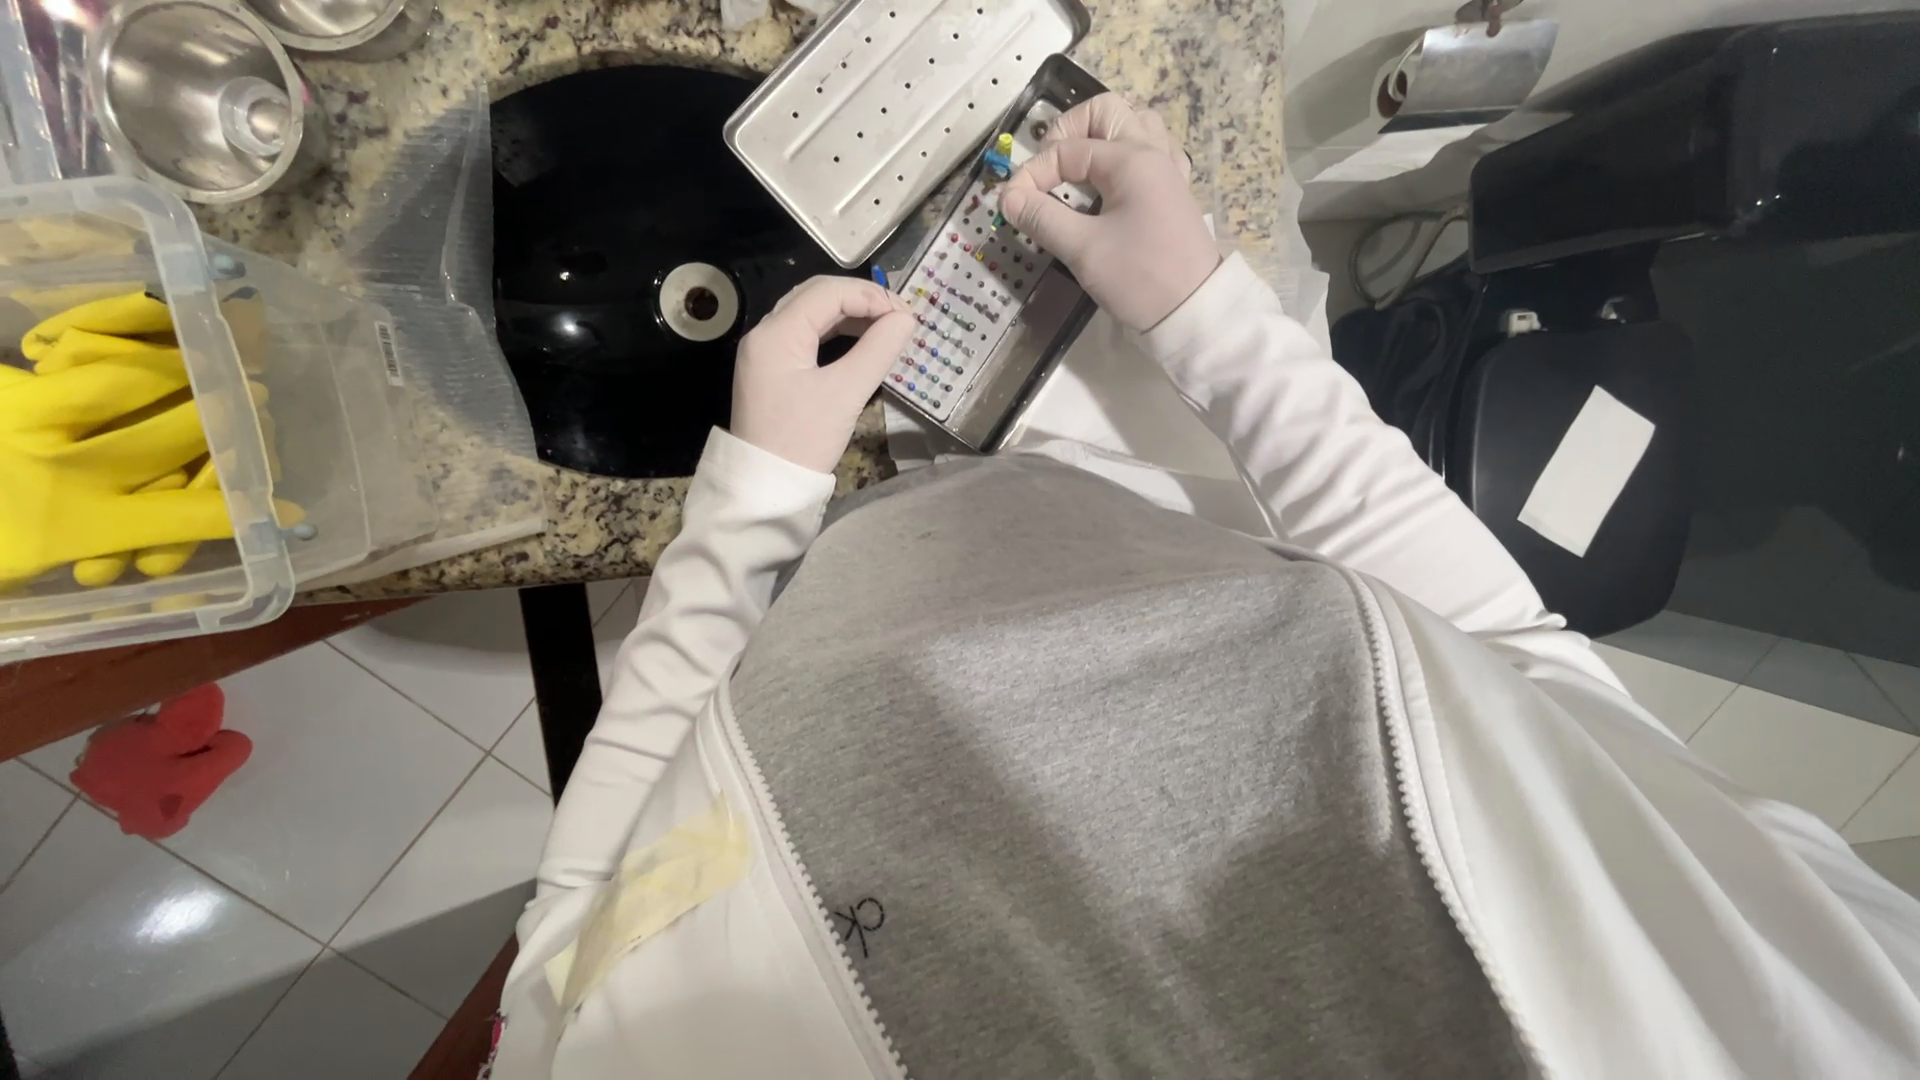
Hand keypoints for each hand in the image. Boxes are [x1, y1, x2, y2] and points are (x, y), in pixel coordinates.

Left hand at [731, 276, 915, 473]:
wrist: (765, 486)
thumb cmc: (804, 440)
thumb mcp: (845, 394)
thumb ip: (878, 351)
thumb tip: (906, 320)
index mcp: (776, 333)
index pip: (828, 293)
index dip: (871, 296)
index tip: (907, 316)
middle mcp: (765, 333)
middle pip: (817, 296)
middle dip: (861, 300)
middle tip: (899, 317)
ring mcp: (766, 352)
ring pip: (811, 315)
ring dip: (850, 315)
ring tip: (886, 328)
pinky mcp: (772, 370)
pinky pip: (806, 337)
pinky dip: (836, 334)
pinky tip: (861, 343)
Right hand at [998, 94, 1220, 330]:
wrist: (1193, 310)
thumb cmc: (1138, 277)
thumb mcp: (1082, 250)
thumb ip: (1041, 218)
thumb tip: (1008, 198)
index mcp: (1130, 159)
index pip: (1068, 150)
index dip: (1033, 174)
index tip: (1011, 204)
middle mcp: (1151, 152)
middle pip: (1105, 113)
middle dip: (1068, 131)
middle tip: (1048, 168)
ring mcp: (1167, 170)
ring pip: (1132, 126)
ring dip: (1100, 138)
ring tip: (1078, 170)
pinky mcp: (1173, 192)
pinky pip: (1151, 152)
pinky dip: (1126, 156)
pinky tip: (1112, 181)